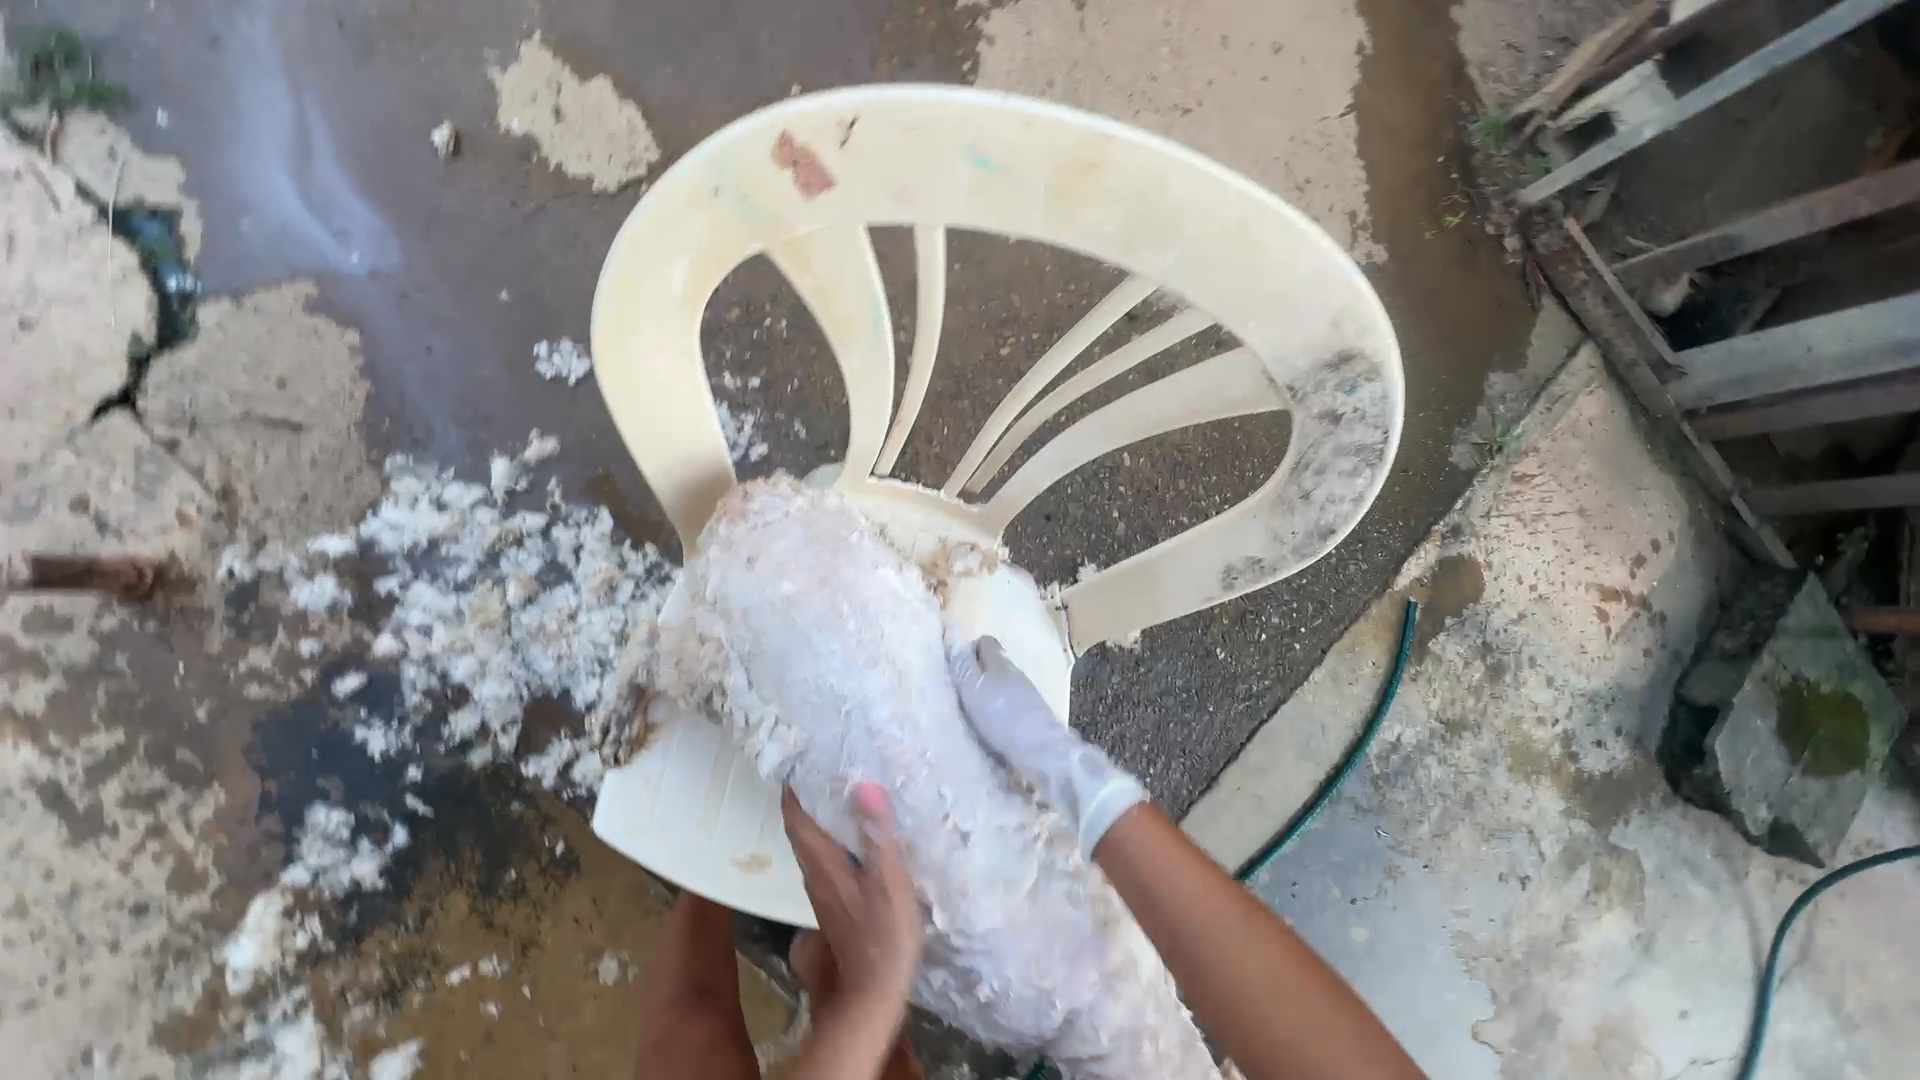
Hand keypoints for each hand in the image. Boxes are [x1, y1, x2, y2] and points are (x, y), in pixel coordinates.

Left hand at [782, 785, 921, 1029]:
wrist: (875, 992)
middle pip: (801, 827)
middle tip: (824, 766)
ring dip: (822, 817)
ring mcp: (823, 890)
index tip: (802, 758)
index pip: (797, 817)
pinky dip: (833, 837)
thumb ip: (876, 834)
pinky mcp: (835, 902)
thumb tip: (863, 786)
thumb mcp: (888, 879)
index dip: (795, 788)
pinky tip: (853, 833)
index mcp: (822, 863)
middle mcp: (814, 873)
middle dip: (808, 797)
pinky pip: (826, 857)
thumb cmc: (884, 934)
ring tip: (841, 791)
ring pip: (813, 843)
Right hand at [948, 636, 1145, 858]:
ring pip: (1006, 684)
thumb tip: (954, 641)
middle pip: (996, 664)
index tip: (957, 668)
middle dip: (980, 673)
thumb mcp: (972, 690)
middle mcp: (1017, 673)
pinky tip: (995, 726)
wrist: (1041, 750)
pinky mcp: (1035, 714)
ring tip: (977, 712)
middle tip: (962, 692)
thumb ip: (963, 667)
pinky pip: (1014, 703)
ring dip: (992, 693)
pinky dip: (1003, 709)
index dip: (971, 650)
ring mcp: (1029, 694)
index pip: (986, 642)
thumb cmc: (1001, 716)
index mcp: (1000, 662)